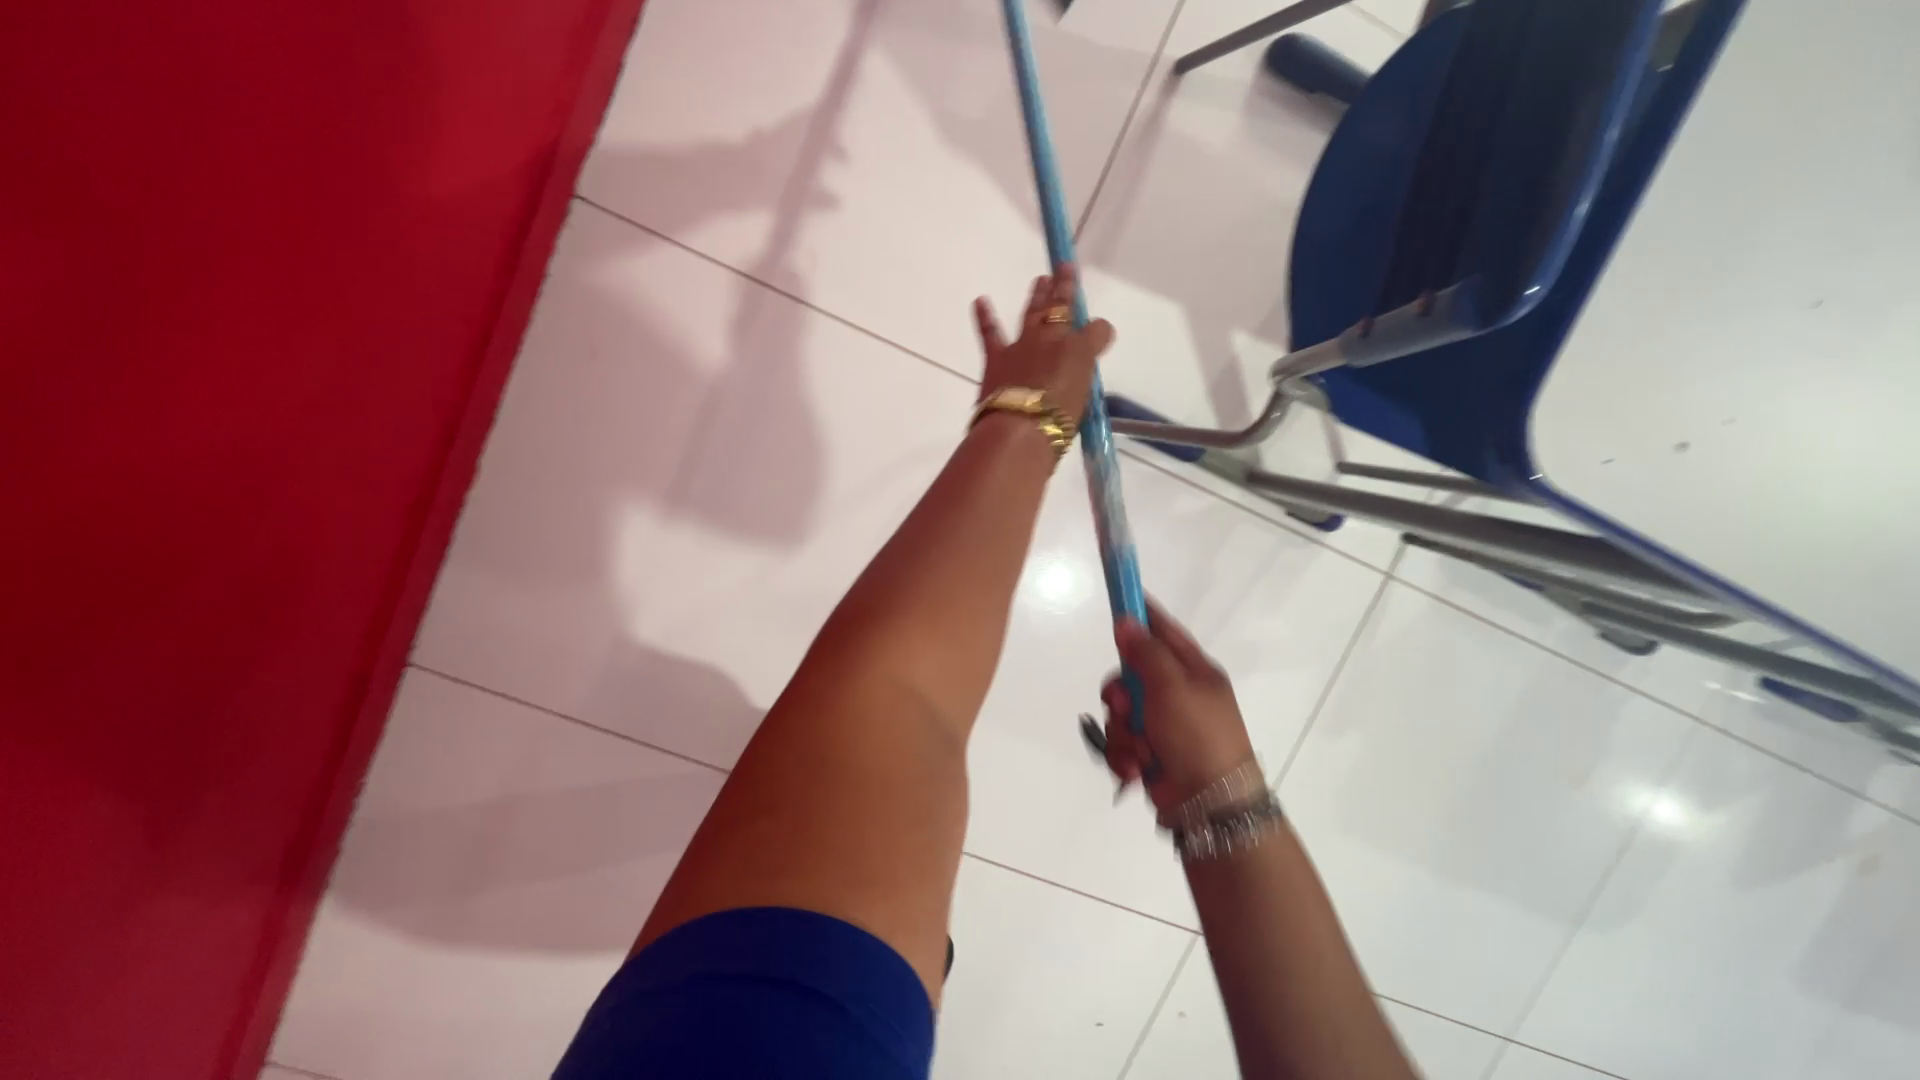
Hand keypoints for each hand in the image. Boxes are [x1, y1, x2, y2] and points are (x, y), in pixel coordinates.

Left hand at [973, 264, 1113, 420]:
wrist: (1020, 426)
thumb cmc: (1060, 417)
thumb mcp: (1085, 398)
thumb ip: (1085, 377)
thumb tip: (1084, 368)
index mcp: (1078, 351)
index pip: (1094, 331)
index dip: (1098, 329)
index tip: (1101, 331)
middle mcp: (1052, 340)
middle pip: (1060, 308)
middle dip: (1064, 289)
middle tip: (1065, 269)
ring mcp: (1022, 346)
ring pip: (1032, 314)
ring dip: (1036, 296)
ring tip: (1039, 280)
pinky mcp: (996, 358)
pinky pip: (990, 333)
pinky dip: (984, 317)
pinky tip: (979, 301)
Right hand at [1099, 599, 1256, 817]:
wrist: (1211, 803)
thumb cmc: (1197, 735)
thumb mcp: (1172, 686)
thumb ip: (1145, 652)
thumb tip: (1126, 620)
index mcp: (1193, 671)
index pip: (1162, 631)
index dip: (1140, 616)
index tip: (1116, 602)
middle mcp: (1177, 694)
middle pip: (1129, 676)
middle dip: (1120, 696)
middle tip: (1125, 708)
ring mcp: (1163, 726)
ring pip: (1120, 714)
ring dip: (1123, 734)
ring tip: (1140, 752)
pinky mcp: (1149, 754)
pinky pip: (1121, 743)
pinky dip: (1125, 757)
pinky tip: (1136, 770)